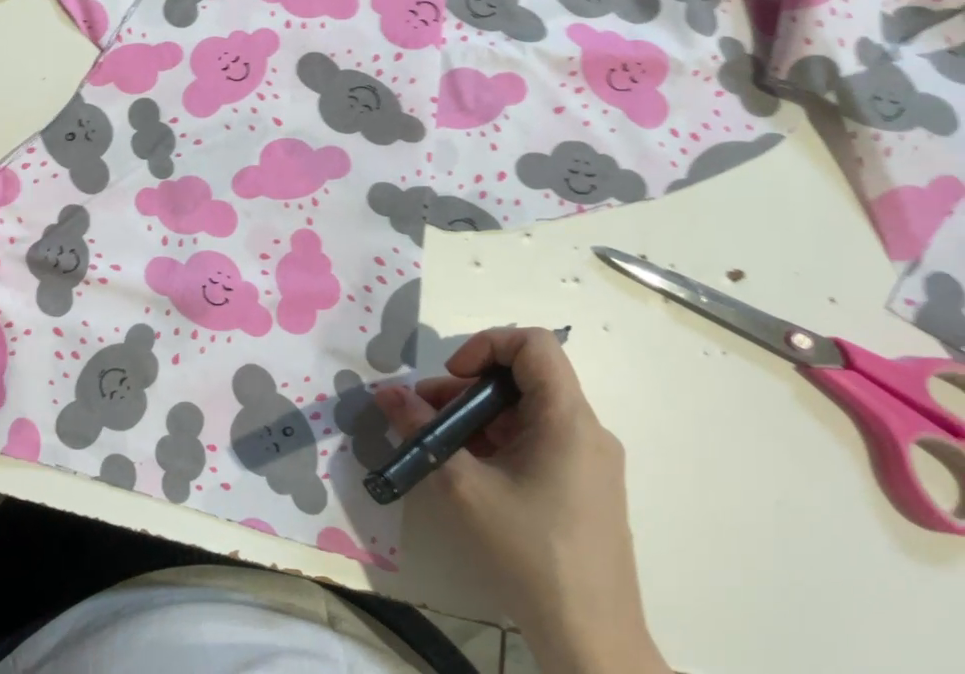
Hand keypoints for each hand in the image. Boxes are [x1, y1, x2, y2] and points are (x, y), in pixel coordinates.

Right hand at [374, 328, 668, 673]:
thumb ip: (420, 430)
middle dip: (464, 387)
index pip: (532, 344)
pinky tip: (464, 472)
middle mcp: (585, 431)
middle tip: (422, 416)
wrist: (589, 633)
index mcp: (567, 419)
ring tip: (434, 446)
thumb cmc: (527, 550)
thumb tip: (387, 394)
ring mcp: (587, 461)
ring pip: (525, 411)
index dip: (484, 346)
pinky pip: (535, 440)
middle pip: (523, 378)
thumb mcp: (460, 485)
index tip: (449, 378)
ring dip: (474, 416)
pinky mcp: (583, 487)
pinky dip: (495, 441)